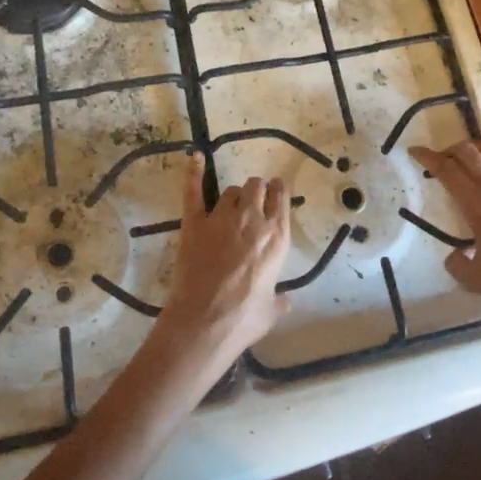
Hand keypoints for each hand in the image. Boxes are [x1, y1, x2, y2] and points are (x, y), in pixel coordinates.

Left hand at [156, 157, 292, 355]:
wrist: (204, 322)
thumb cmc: (243, 320)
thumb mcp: (271, 311)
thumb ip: (279, 299)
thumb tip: (286, 300)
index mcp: (277, 238)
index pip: (281, 199)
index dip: (278, 191)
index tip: (276, 190)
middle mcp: (252, 220)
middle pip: (256, 187)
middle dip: (257, 190)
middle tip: (253, 200)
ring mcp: (221, 218)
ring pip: (231, 190)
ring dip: (234, 195)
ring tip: (232, 203)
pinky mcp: (194, 223)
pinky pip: (194, 191)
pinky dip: (194, 172)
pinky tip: (195, 157)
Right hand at [408, 140, 480, 317]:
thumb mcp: (475, 280)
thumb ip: (455, 265)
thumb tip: (452, 255)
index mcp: (478, 204)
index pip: (448, 170)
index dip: (428, 157)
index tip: (414, 151)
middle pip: (469, 152)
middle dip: (448, 149)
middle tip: (438, 160)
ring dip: (474, 148)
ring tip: (463, 156)